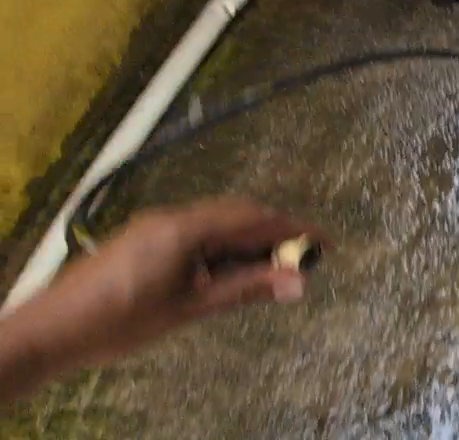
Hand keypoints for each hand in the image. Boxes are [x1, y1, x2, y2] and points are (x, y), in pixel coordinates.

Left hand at [0, 198, 318, 402]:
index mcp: (188, 227)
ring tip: (261, 270)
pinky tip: (222, 271)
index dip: (297, 230)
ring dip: (247, 241)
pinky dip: (221, 246)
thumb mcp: (188, 308)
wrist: (35, 340)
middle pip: (243, 214)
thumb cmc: (115, 323)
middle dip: (275, 234)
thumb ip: (246, 289)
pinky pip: (197, 231)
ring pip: (220, 222)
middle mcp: (175, 216)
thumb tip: (300, 284)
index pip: (260, 219)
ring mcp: (155, 225)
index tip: (326, 244)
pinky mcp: (142, 238)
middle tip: (297, 259)